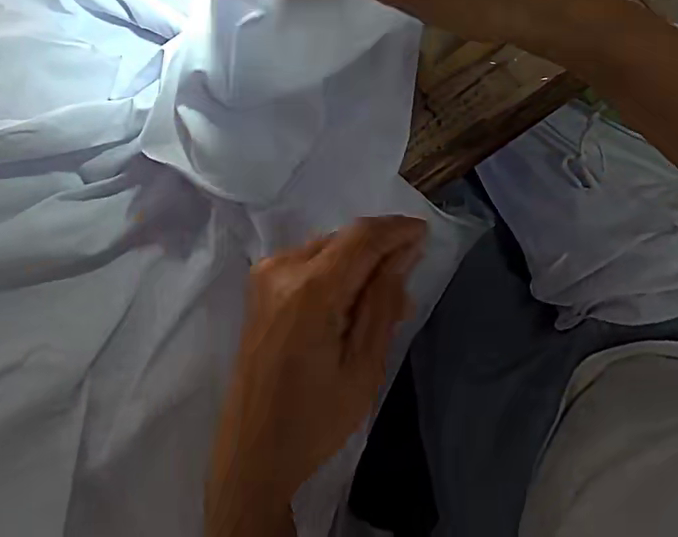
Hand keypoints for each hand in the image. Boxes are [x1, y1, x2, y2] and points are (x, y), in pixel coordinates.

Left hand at [206, 216, 427, 536]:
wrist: (252, 448)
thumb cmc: (314, 419)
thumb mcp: (363, 367)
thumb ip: (382, 303)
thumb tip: (403, 255)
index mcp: (309, 288)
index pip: (360, 238)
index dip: (395, 229)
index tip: (425, 232)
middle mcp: (282, 267)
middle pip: (342, 238)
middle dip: (379, 248)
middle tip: (411, 275)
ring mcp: (266, 273)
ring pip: (325, 247)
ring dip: (358, 259)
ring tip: (386, 297)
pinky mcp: (259, 284)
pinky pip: (307, 260)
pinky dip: (335, 269)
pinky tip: (351, 299)